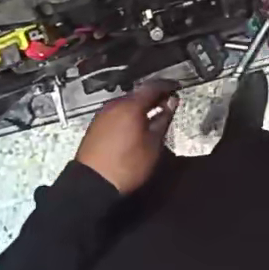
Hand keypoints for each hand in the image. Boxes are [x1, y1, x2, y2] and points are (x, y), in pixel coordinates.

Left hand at [75, 80, 178, 194]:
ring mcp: (103, 114)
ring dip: (140, 105)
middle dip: (154, 96)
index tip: (176, 87)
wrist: (92, 184)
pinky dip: (128, 114)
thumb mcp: (153, 145)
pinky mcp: (96, 125)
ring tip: (154, 114)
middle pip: (138, 93)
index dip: (167, 86)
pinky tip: (136, 124)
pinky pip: (117, 112)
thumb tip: (170, 104)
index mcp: (131, 106)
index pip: (153, 87)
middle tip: (168, 101)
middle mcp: (115, 104)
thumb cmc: (127, 166)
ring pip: (126, 103)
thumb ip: (163, 120)